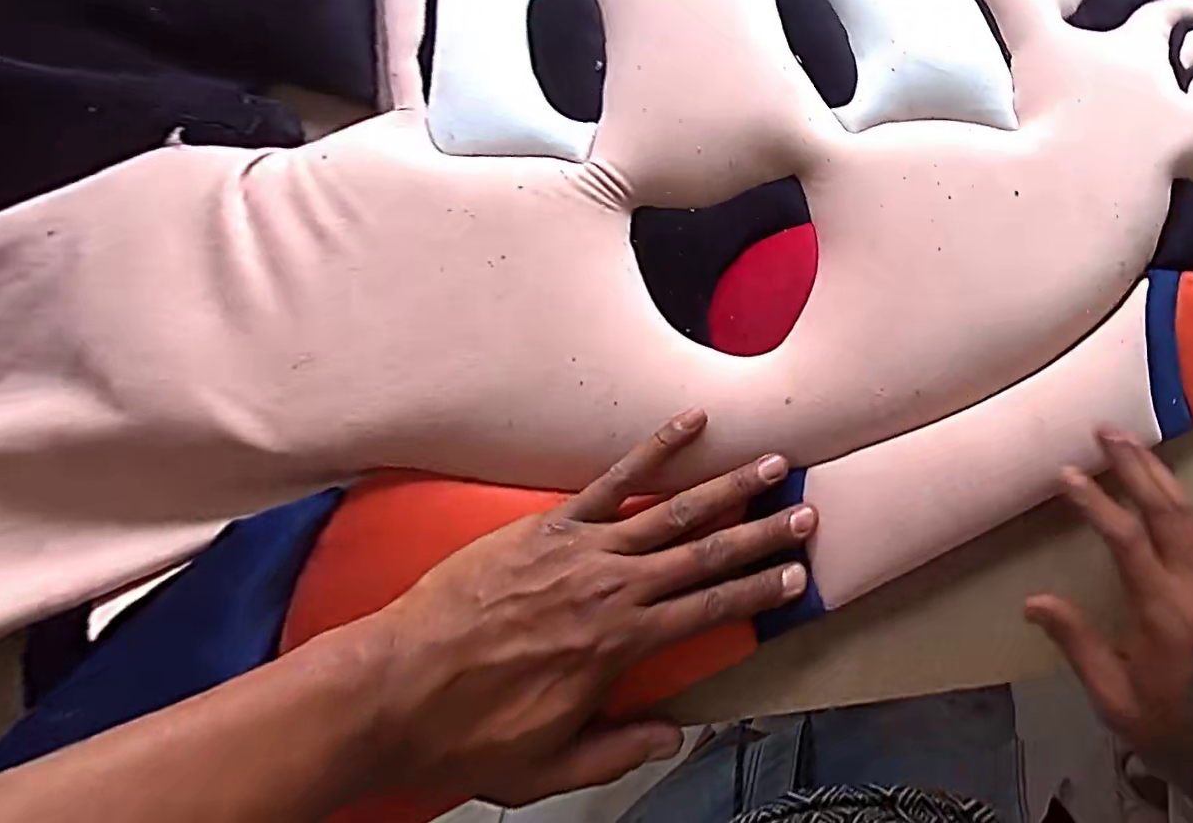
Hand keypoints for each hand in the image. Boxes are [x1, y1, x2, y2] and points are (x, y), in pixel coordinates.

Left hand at [343, 408, 815, 806]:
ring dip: (730, 485)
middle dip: (764, 533)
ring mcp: (591, 547)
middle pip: (709, 552)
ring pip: (677, 509)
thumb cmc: (468, 730)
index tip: (797, 576)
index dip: (760, 591)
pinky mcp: (559, 522)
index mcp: (624, 642)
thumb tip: (676, 734)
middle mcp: (620, 587)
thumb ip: (617, 749)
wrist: (387, 689)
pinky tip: (692, 422)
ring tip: (771, 463)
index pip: (712, 609)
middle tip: (806, 512)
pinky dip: (657, 447)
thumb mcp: (545, 769)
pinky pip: (617, 477)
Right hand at [1025, 432, 1192, 821]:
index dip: (1096, 503)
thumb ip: (1076, 644)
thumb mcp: (1114, 699)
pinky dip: (1173, 493)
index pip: (1127, 541)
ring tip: (1128, 440)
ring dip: (1156, 471)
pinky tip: (1156, 479)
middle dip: (1135, 465)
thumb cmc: (1171, 731)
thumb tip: (1033, 602)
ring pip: (1187, 512)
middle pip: (1166, 510)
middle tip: (1106, 430)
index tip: (1068, 474)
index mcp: (1164, 615)